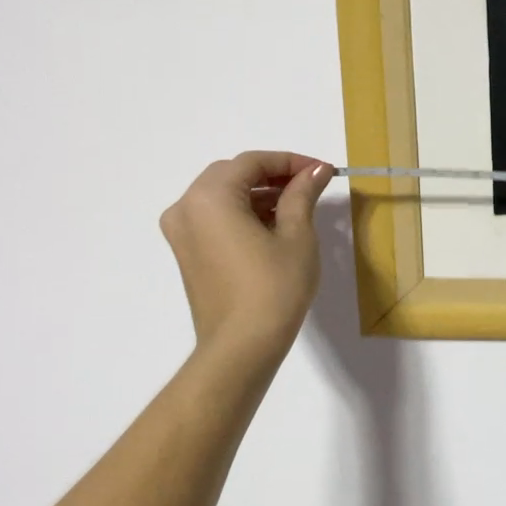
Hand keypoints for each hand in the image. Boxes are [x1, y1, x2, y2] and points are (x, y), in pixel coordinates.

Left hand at [159, 152, 333, 361]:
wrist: (243, 343)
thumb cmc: (274, 286)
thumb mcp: (297, 235)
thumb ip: (302, 195)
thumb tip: (317, 170)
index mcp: (209, 198)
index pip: (251, 162)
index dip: (290, 162)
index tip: (323, 172)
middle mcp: (185, 208)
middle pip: (232, 174)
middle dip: (273, 174)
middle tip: (312, 185)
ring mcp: (181, 232)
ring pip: (222, 195)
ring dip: (259, 193)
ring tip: (298, 206)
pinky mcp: (187, 252)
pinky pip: (215, 216)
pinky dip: (244, 212)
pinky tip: (275, 225)